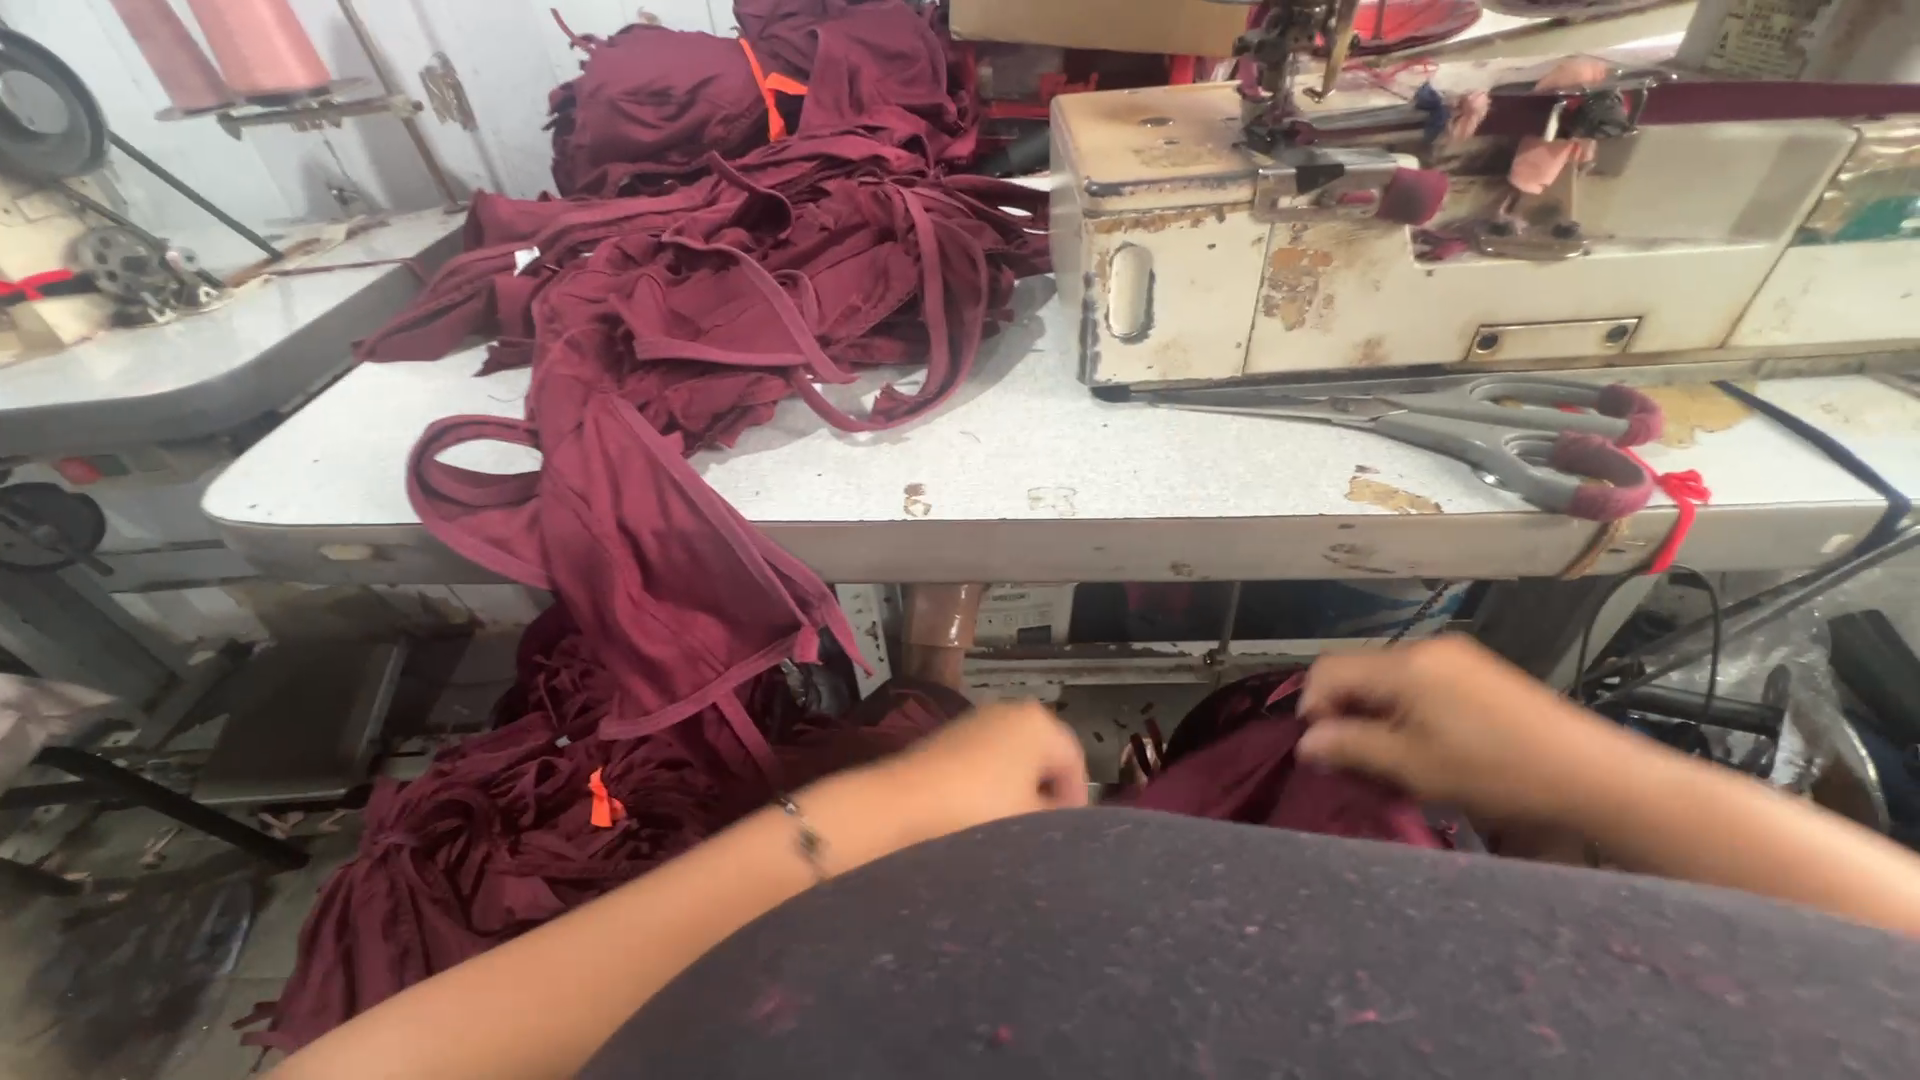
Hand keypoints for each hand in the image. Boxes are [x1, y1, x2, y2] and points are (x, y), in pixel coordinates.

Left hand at [859, 700, 1090, 848]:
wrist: (901, 806)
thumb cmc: (978, 811)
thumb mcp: (1030, 821)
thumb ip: (1058, 818)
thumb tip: (1060, 819)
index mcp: (1040, 723)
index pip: (1076, 764)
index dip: (1074, 804)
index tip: (1063, 837)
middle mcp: (1011, 711)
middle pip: (1043, 758)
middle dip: (1044, 794)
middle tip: (1037, 834)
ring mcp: (976, 720)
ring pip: (1012, 760)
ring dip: (1014, 790)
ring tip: (1006, 829)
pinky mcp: (948, 735)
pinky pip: (983, 761)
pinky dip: (987, 783)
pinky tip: (976, 814)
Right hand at [1295, 635, 1638, 823]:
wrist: (1595, 776)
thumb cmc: (1496, 771)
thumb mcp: (1412, 766)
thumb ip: (1350, 747)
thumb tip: (1306, 742)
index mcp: (1404, 664)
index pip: (1327, 671)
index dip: (1313, 709)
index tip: (1324, 752)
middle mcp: (1425, 647)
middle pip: (1357, 672)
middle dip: (1345, 714)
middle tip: (1358, 762)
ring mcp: (1456, 655)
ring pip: (1387, 679)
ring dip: (1376, 715)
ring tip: (1394, 759)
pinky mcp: (1478, 671)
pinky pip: (1418, 682)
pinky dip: (1406, 710)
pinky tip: (1427, 744)